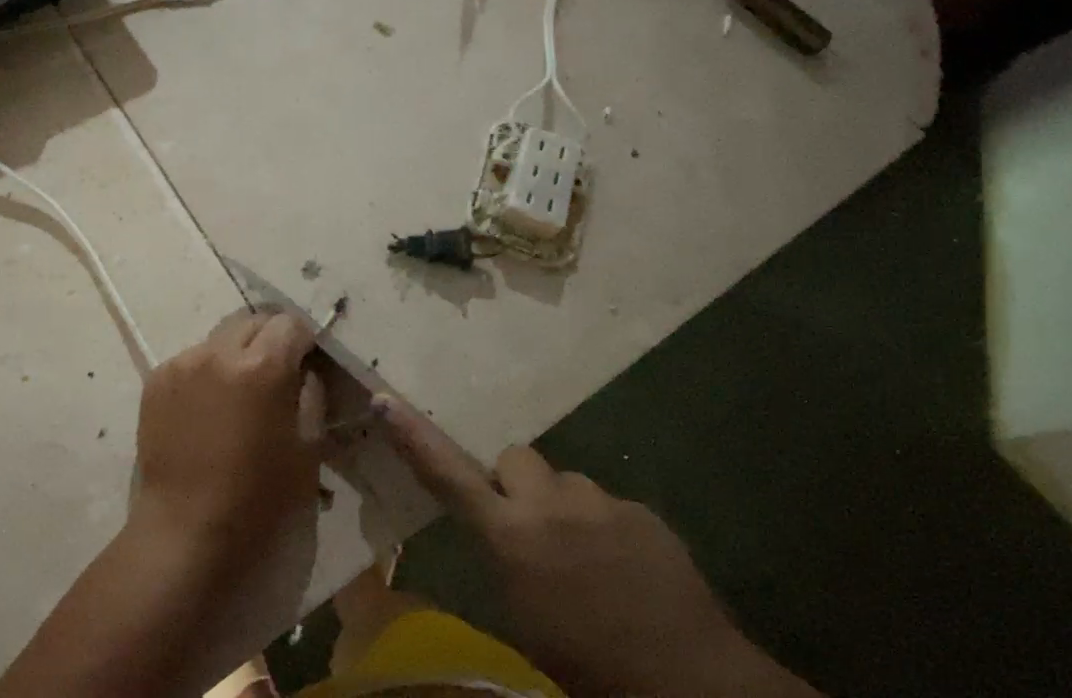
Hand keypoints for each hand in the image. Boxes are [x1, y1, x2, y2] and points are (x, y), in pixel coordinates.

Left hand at [130, 311, 325, 557]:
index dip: (303, 341)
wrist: (186, 530)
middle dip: (269, 340)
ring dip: (235, 354)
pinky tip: (207, 411)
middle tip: (274, 376)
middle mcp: (218, 352)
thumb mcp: (307, 449)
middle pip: (253, 322)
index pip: (290, 324)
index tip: (305, 363)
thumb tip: (305, 369)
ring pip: (219, 339)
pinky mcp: (155, 379)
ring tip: (237, 396)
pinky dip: (206, 373)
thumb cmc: (258, 498)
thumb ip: (311, 395)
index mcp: (262, 367)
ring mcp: (182, 363)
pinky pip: (191, 360)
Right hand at [375, 396, 818, 697]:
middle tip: (528, 524)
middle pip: (516, 459)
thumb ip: (504, 559)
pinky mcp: (642, 512)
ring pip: (566, 483)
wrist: (685, 679)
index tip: (386, 400)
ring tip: (585, 558)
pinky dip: (605, 529)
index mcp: (510, 537)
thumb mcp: (520, 620)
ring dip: (564, 508)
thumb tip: (499, 534)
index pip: (449, 476)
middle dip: (515, 482)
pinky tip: (623, 571)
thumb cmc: (584, 663)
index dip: (415, 438)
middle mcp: (550, 505)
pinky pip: (608, 506)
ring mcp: (601, 504)